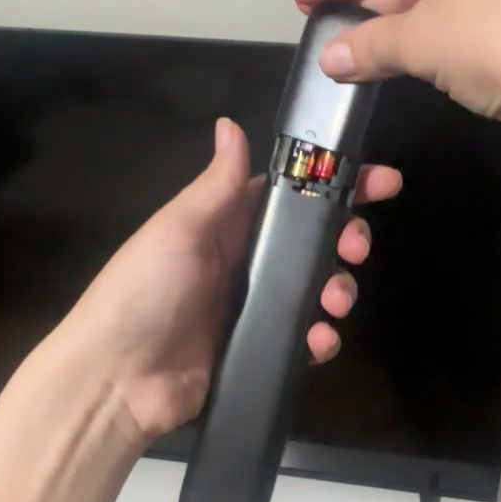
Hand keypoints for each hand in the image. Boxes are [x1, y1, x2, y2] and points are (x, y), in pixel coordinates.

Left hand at [68, 117, 400, 441]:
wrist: (118, 378)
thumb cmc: (144, 291)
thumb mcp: (179, 229)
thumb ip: (217, 185)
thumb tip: (230, 124)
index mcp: (227, 223)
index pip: (291, 193)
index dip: (336, 183)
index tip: (382, 181)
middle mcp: (245, 260)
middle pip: (314, 241)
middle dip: (347, 240)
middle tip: (358, 249)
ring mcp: (254, 306)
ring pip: (317, 289)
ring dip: (338, 290)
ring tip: (335, 303)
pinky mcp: (259, 347)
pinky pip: (304, 337)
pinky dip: (320, 337)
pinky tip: (318, 341)